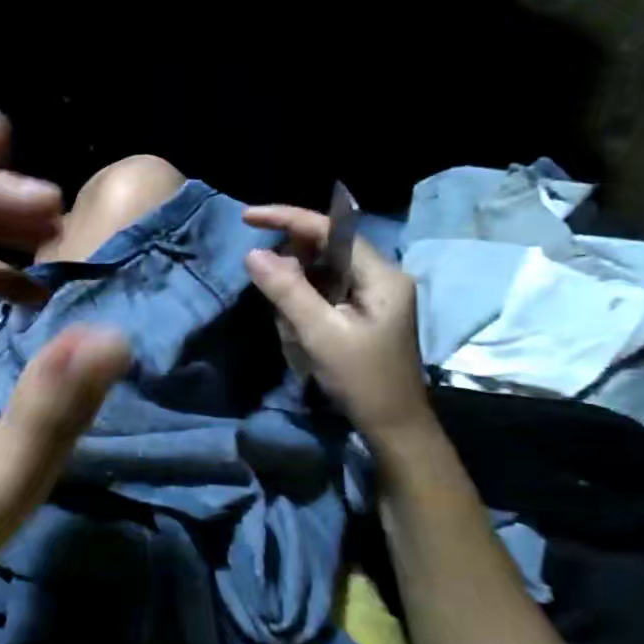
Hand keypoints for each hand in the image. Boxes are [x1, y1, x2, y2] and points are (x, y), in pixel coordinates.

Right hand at [242, 205, 432, 435]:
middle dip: (290, 254)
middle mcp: (382, 276)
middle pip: (328, 244)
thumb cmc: (362, 380)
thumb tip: (253, 254)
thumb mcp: (320, 333)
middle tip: (259, 271)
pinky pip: (329, 287)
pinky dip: (305, 294)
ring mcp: (375, 294)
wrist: (394, 427)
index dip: (288, 219)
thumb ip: (287, 290)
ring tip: (277, 301)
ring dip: (296, 278)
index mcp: (381, 275)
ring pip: (325, 267)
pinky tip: (292, 314)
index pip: (331, 229)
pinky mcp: (365, 311)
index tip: (248, 217)